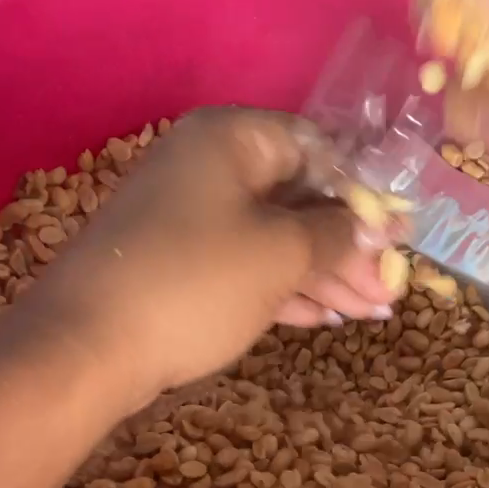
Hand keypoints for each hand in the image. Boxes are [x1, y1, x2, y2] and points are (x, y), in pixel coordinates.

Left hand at [27, 108, 397, 403]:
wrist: (88, 347)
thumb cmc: (193, 284)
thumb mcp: (278, 256)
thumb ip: (335, 235)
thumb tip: (375, 227)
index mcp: (231, 140)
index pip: (317, 148)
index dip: (364, 191)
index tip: (400, 233)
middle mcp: (209, 169)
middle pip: (298, 199)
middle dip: (349, 247)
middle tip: (390, 289)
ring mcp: (190, 220)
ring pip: (274, 240)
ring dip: (324, 276)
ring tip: (372, 313)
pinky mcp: (179, 268)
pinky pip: (246, 269)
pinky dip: (285, 292)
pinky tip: (324, 319)